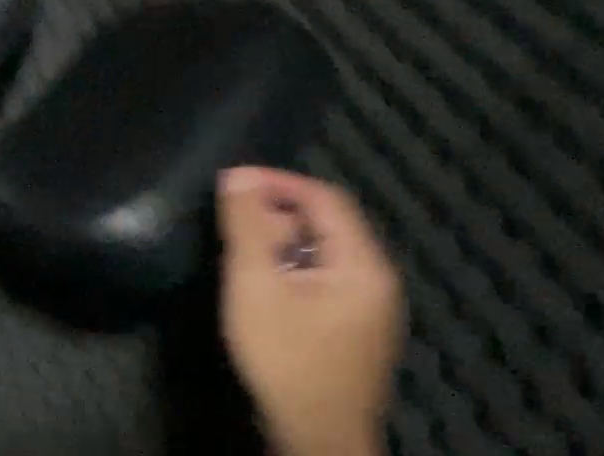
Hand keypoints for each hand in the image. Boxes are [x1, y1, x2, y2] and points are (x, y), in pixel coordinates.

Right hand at [218, 167, 403, 455]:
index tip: (227, 183)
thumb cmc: (284, 355)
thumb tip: (236, 173)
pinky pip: (319, 274)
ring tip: (236, 251)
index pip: (325, 198)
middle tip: (228, 223)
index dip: (275, 181)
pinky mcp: (350, 325)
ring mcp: (366, 306)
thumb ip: (247, 225)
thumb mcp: (255, 283)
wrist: (314, 435)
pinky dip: (286, 264)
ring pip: (319, 249)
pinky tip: (257, 281)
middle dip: (273, 212)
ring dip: (276, 239)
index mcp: (363, 266)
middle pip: (325, 221)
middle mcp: (375, 280)